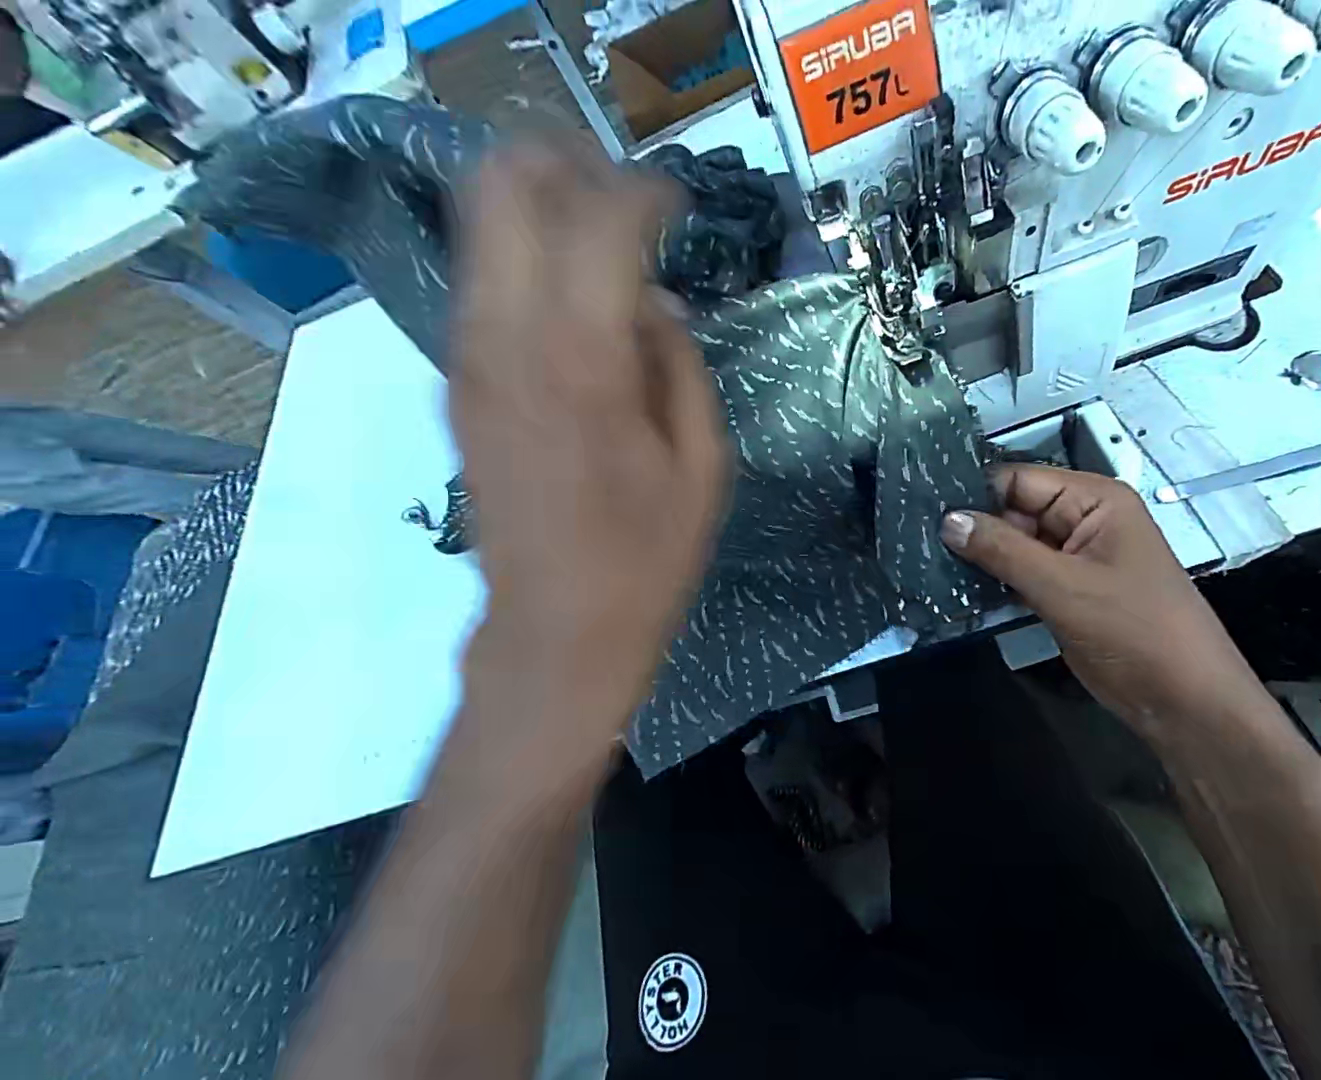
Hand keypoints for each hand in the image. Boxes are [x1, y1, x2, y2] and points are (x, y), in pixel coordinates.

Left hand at [448, 143, 730, 769]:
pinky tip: (578, 294)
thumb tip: (659, 304)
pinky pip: (483, 281)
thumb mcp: (704, 465)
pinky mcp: (455, 381)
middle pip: (505, 186)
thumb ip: (682, 368)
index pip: (603, 223)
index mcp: (585, 360)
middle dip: (568, 164)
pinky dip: (526, 257)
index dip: (647, 194)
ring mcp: (466, 356)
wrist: (556, 627)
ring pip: (479, 223)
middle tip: (628, 192)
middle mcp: (507, 338)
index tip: (682, 202)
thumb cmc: (649, 555)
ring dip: (541, 203)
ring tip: (607, 231)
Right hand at [941, 465, 1268, 742]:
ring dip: (981, 557)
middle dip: (973, 527)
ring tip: (925, 562)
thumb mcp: (1065, 585)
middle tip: (915, 541)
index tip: (922, 506)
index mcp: (1094, 500)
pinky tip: (957, 588)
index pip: (1020, 480)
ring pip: (1016, 547)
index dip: (974, 492)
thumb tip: (947, 519)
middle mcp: (1083, 521)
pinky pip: (1024, 576)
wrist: (1182, 699)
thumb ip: (1003, 550)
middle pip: (1015, 512)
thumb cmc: (1134, 630)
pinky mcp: (1067, 594)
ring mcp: (1075, 560)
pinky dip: (997, 583)